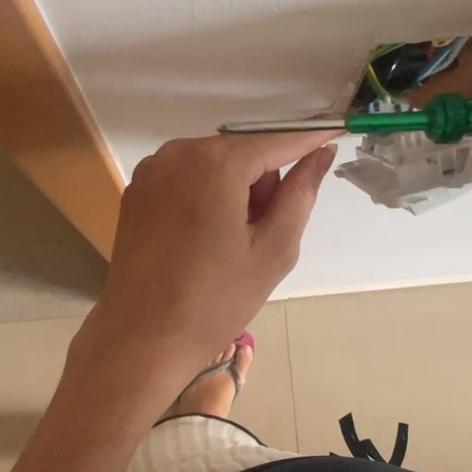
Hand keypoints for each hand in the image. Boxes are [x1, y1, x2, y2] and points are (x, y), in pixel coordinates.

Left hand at [80, 131, 339, 374]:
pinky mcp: (136, 191)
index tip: (335, 133)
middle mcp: (178, 153)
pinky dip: (205, 197)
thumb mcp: (273, 249)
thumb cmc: (216, 300)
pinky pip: (187, 179)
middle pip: (243, 153)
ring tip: (230, 244)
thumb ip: (300, 193)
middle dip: (262, 183)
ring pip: (215, 164)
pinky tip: (202, 240)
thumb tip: (320, 154)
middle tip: (260, 236)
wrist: (144, 338)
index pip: (275, 142)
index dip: (307, 140)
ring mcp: (151, 171)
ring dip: (234, 191)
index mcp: (216, 164)